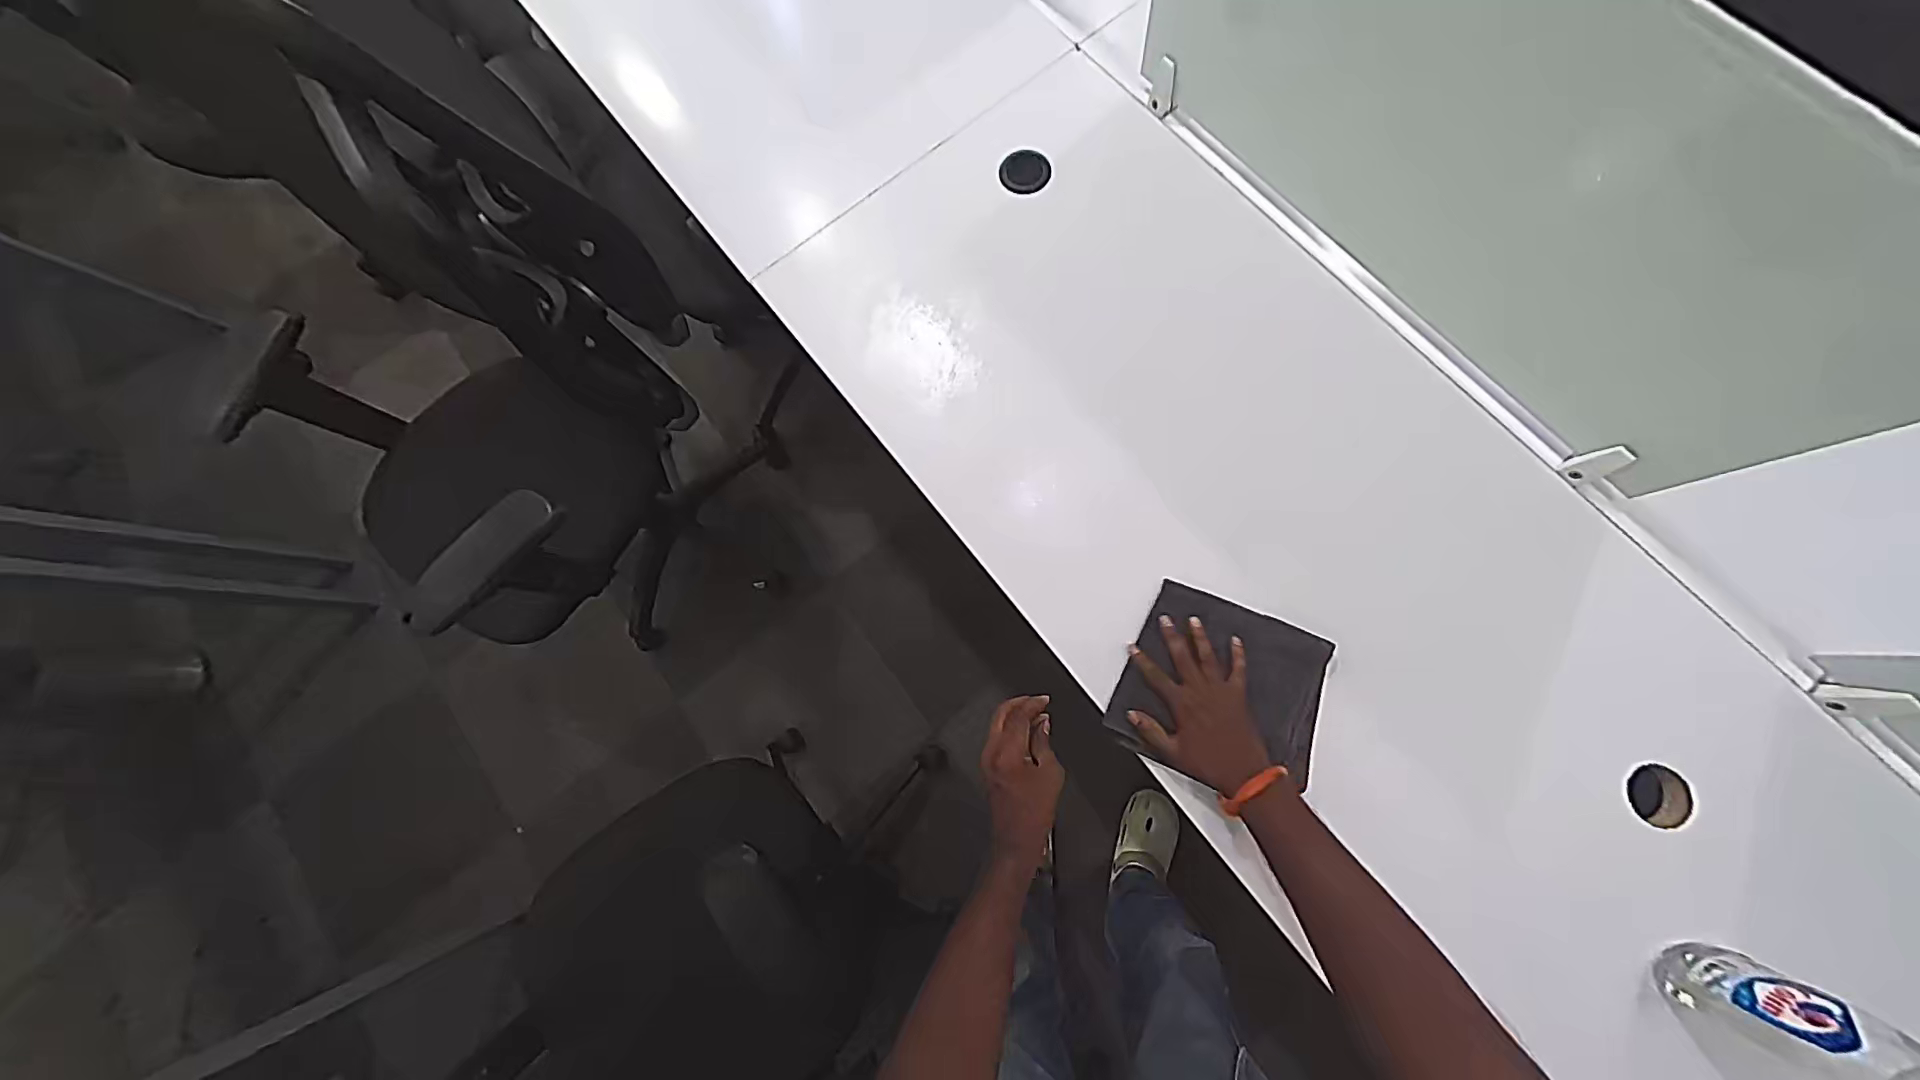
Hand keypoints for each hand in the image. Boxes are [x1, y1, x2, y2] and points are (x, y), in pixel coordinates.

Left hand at [980, 695, 1063, 874]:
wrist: (1017, 839)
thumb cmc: (1034, 815)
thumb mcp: (1050, 773)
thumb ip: (1044, 743)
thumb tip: (1042, 724)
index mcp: (1007, 753)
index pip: (1017, 716)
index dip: (1032, 704)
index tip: (1043, 700)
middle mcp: (992, 754)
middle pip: (1001, 714)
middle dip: (1019, 703)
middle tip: (1036, 701)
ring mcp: (987, 760)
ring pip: (997, 724)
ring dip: (1014, 715)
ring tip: (1035, 715)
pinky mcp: (987, 767)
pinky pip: (997, 738)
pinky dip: (1010, 729)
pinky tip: (1025, 732)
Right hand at [1127, 615, 1273, 795]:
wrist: (1244, 773)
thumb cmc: (1209, 763)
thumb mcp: (1172, 751)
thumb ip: (1150, 731)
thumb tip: (1133, 715)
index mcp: (1182, 705)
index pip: (1156, 677)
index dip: (1143, 661)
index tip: (1135, 649)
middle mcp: (1200, 692)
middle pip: (1182, 658)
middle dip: (1172, 637)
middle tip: (1165, 620)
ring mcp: (1220, 691)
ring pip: (1207, 657)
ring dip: (1200, 637)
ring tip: (1194, 621)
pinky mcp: (1238, 695)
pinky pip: (1238, 669)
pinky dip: (1237, 654)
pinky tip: (1235, 641)